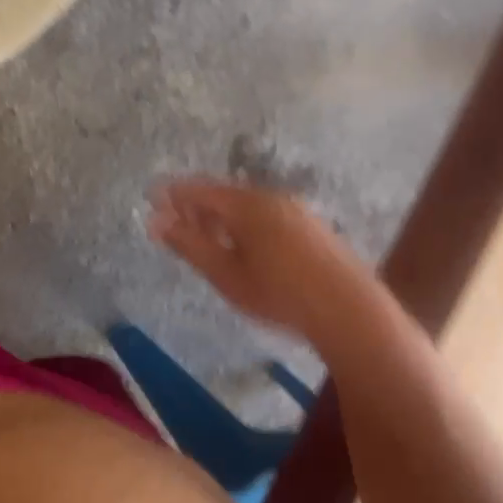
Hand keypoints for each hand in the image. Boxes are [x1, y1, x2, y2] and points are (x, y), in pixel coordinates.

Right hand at [148, 179, 394, 344]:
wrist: (351, 313)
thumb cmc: (278, 294)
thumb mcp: (224, 273)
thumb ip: (188, 244)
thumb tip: (155, 220)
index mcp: (246, 205)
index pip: (198, 189)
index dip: (172, 194)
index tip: (151, 202)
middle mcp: (272, 199)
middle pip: (223, 194)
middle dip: (195, 206)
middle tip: (175, 226)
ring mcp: (297, 212)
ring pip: (246, 206)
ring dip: (220, 218)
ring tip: (207, 242)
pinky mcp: (313, 230)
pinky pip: (266, 216)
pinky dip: (244, 225)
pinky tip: (244, 250)